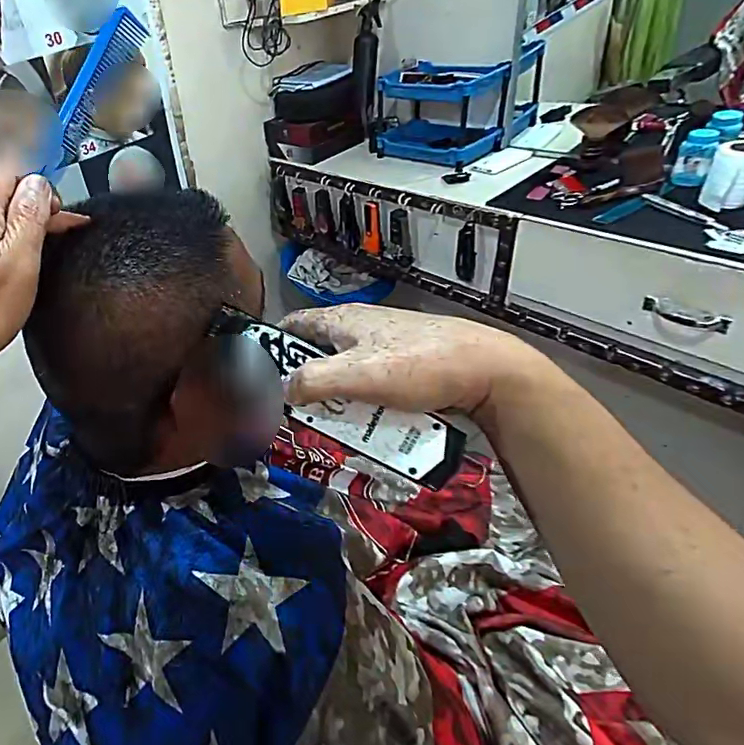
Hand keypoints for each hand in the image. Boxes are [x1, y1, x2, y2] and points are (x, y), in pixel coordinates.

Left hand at [0, 166, 87, 439]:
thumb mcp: (23, 261)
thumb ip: (32, 212)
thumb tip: (38, 182)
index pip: (8, 162)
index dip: (37, 178)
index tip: (55, 200)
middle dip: (28, 201)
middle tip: (58, 227)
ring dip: (11, 219)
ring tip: (34, 248)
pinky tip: (4, 258)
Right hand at [279, 304, 542, 414]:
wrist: (486, 369)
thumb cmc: (419, 365)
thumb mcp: (358, 375)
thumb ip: (313, 382)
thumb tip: (280, 391)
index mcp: (343, 320)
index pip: (293, 325)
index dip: (272, 345)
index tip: (257, 374)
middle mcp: (362, 326)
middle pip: (319, 353)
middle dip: (305, 382)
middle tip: (296, 412)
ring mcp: (387, 344)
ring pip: (348, 371)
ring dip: (337, 396)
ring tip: (332, 424)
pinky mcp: (409, 362)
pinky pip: (374, 383)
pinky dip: (366, 400)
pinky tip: (371, 421)